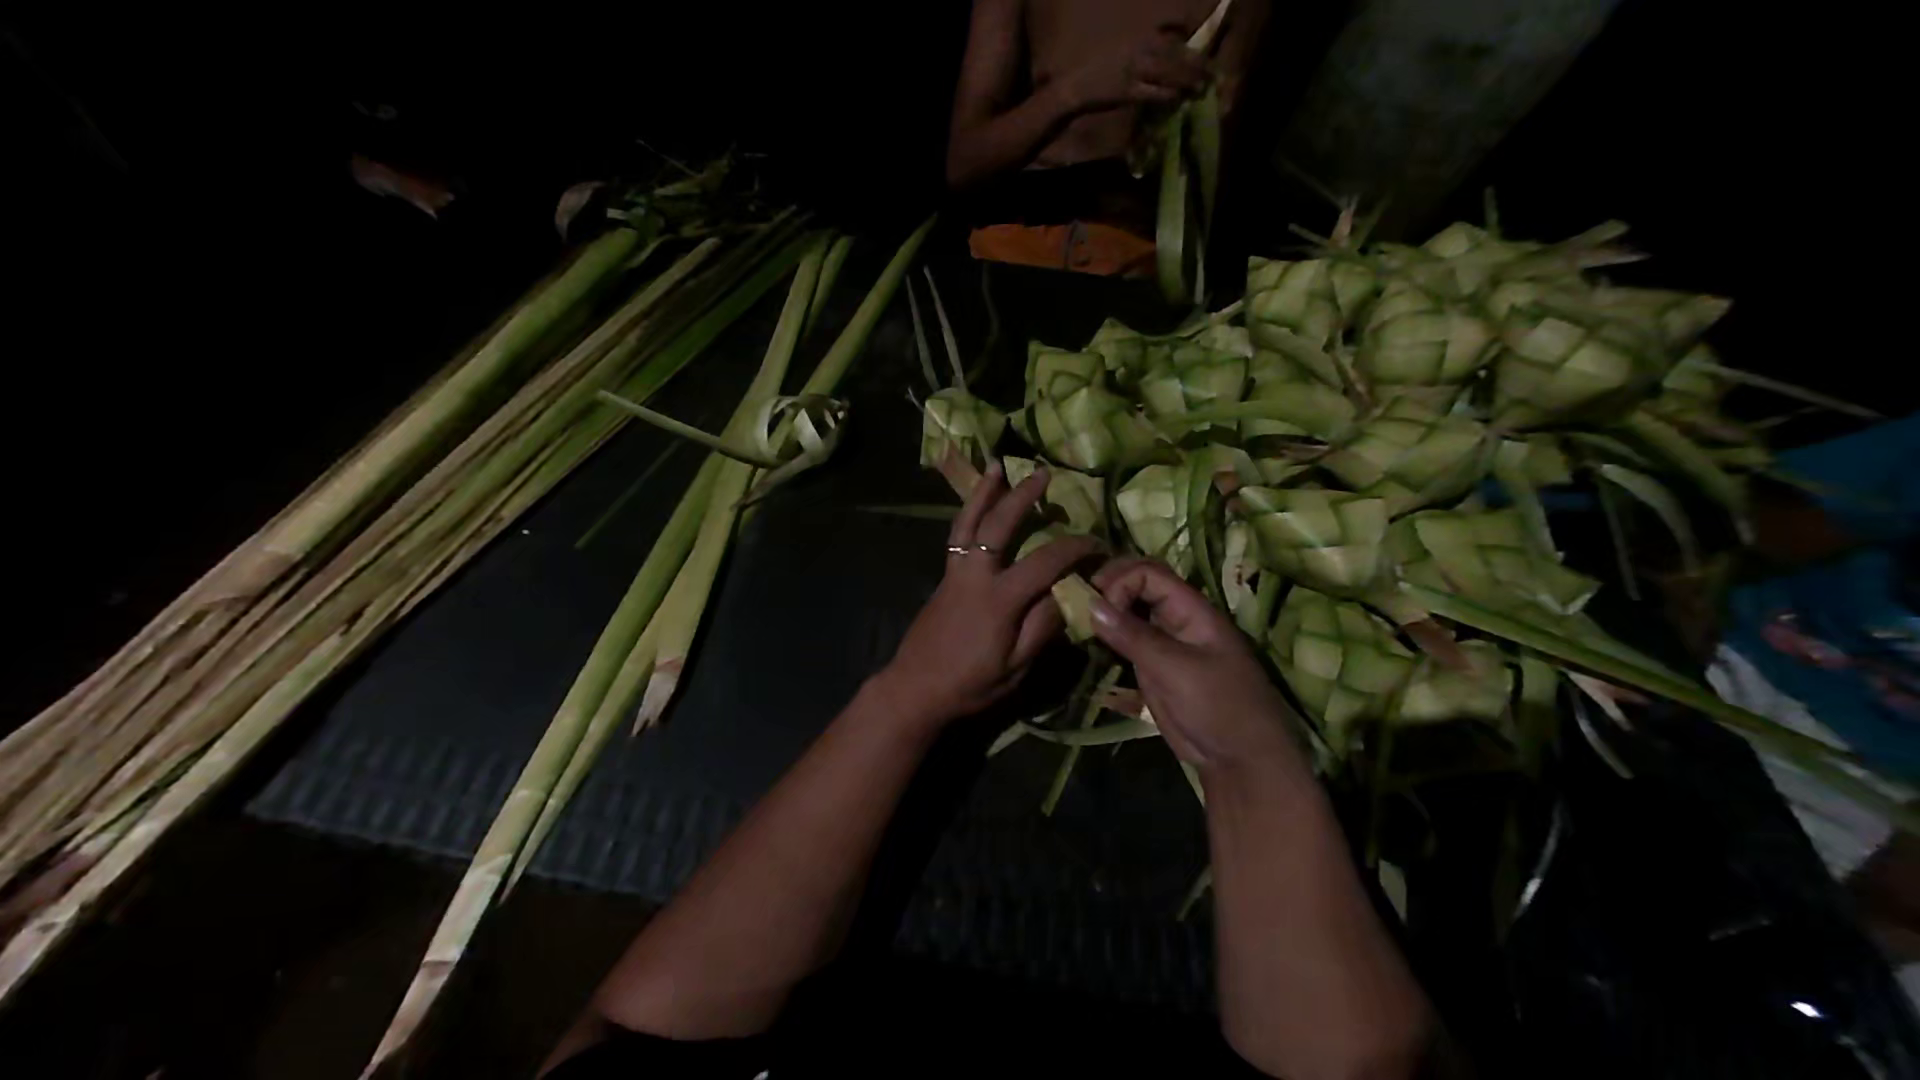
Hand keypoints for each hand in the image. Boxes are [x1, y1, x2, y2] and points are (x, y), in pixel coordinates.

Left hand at [873, 462, 1100, 730]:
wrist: (915, 687)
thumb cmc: (970, 683)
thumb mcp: (1016, 665)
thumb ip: (1042, 627)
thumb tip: (1067, 592)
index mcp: (999, 599)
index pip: (1044, 562)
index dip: (1075, 549)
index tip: (1097, 543)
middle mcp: (974, 575)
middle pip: (998, 525)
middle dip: (1021, 496)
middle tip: (1043, 474)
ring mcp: (955, 572)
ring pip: (968, 522)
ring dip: (984, 492)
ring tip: (996, 466)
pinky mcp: (944, 577)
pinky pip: (958, 535)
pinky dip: (969, 514)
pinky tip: (977, 506)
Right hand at [1058, 28, 1209, 111]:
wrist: (1074, 86)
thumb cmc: (1097, 70)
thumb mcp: (1122, 52)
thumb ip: (1143, 52)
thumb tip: (1165, 57)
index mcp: (1139, 39)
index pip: (1172, 39)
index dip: (1190, 48)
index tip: (1204, 57)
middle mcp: (1139, 51)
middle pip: (1176, 55)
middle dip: (1196, 64)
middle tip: (1211, 74)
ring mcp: (1134, 71)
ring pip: (1169, 73)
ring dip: (1187, 80)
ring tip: (1201, 87)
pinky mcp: (1127, 91)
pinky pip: (1153, 92)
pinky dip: (1168, 95)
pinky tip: (1177, 97)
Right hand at [1088, 558, 1305, 775]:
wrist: (1239, 759)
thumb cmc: (1217, 707)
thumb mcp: (1174, 669)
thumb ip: (1133, 636)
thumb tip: (1091, 604)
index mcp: (1192, 609)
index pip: (1149, 573)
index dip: (1120, 582)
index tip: (1098, 606)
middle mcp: (1177, 618)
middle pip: (1139, 584)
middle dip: (1109, 587)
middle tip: (1078, 604)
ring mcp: (1165, 642)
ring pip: (1131, 610)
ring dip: (1105, 609)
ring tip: (1076, 617)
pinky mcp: (1154, 665)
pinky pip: (1128, 638)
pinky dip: (1108, 634)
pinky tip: (1089, 638)